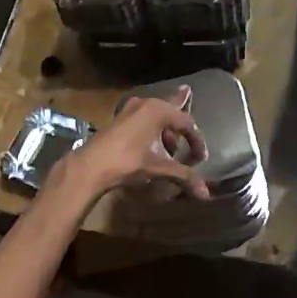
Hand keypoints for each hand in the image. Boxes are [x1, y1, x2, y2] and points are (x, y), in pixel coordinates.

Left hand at [48, 89, 209, 202]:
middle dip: (181, 133)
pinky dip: (152, 133)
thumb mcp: (159, 168)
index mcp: (158, 110)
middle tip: (189, 147)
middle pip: (172, 115)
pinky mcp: (118, 120)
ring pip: (156, 118)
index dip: (196, 141)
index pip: (187, 123)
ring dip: (166, 134)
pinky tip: (151, 150)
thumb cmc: (128, 162)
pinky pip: (143, 121)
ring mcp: (129, 110)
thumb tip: (206, 194)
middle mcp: (145, 104)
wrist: (90, 166)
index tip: (200, 159)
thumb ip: (184, 177)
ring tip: (170, 152)